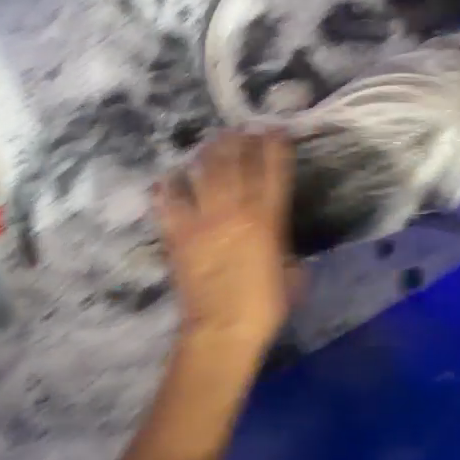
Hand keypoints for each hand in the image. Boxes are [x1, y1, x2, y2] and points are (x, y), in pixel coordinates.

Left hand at [153, 130, 297, 353]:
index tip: (274, 129)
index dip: (274, 145)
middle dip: (238, 140)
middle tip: (239, 129)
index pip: (272, 170)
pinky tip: (166, 179)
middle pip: (234, 162)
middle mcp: (234, 210)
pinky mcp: (177, 234)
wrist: (222, 330)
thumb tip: (280, 245)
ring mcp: (202, 219)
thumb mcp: (293, 276)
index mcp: (267, 218)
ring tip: (210, 143)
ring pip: (203, 173)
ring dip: (207, 154)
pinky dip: (166, 189)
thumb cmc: (264, 307)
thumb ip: (286, 250)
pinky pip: (168, 203)